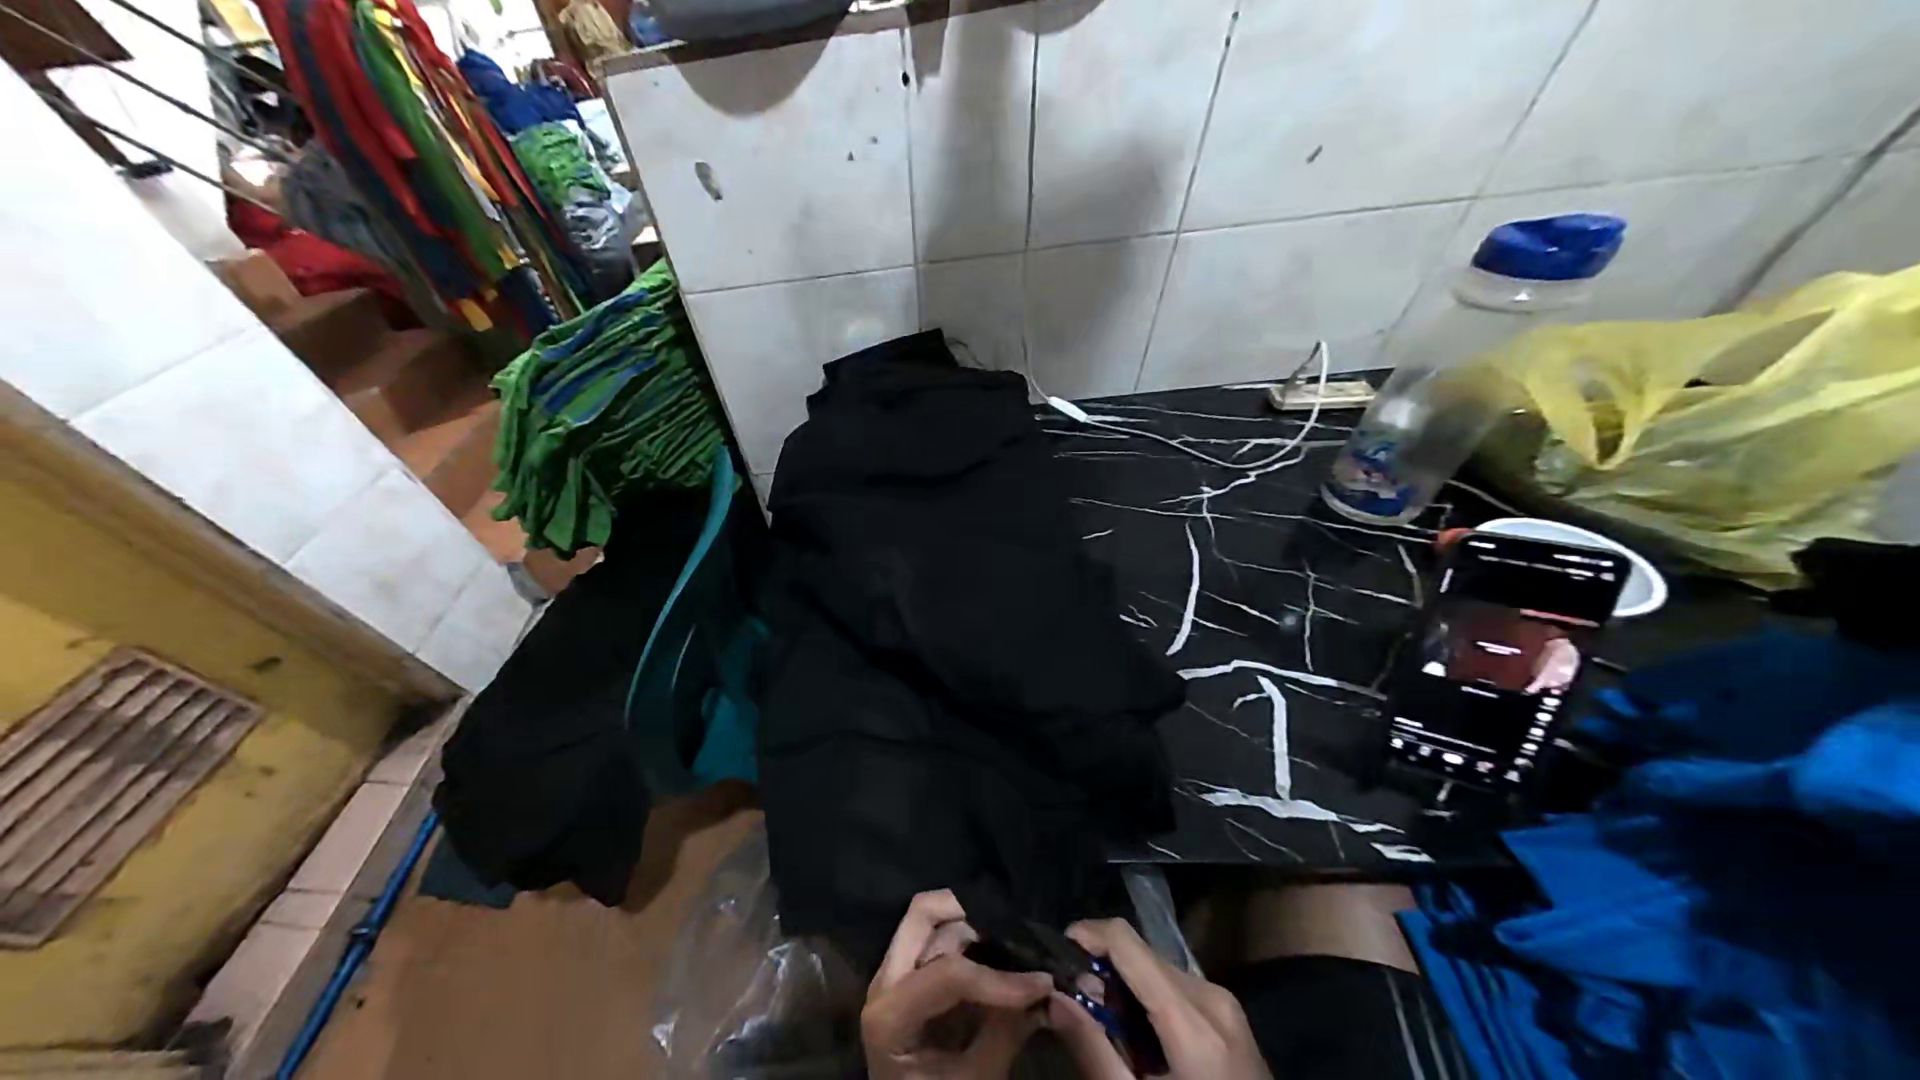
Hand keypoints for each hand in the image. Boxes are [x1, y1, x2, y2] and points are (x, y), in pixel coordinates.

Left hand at [862, 890, 1053, 1079]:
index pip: (948, 973)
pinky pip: (935, 935)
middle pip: (923, 915)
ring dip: (972, 924)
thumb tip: (1046, 993)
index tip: (1042, 983)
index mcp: (890, 1016)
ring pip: (931, 919)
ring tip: (1011, 944)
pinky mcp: (907, 974)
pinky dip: (967, 934)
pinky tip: (997, 950)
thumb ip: (1005, 1034)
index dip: (998, 977)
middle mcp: (884, 981)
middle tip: (1015, 937)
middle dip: (971, 914)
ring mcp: (892, 972)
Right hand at [1048, 919, 1271, 1079]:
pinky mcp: (1229, 1013)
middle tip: (1075, 1007)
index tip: (1056, 956)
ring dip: (1123, 984)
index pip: (1126, 941)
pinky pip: (1174, 986)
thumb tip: (1055, 997)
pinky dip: (1146, 998)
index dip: (1085, 935)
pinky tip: (1139, 1039)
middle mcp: (1211, 996)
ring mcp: (1225, 1003)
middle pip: (1139, 954)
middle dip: (1101, 969)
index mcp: (1192, 1023)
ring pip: (1155, 967)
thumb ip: (1093, 1051)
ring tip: (1107, 1030)